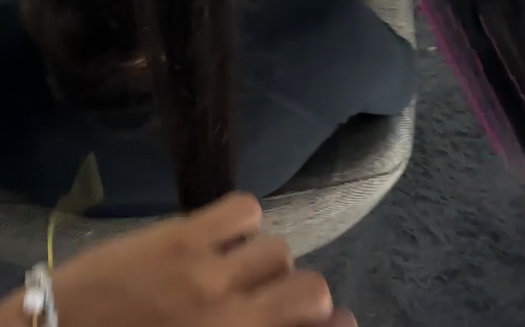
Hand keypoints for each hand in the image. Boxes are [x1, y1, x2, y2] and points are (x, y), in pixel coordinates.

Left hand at [0, 193, 352, 326]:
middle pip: (310, 291)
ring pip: (278, 248)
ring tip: (241, 264)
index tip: (341, 321)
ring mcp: (210, 277)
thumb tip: (280, 314)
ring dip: (267, 258)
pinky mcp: (183, 238)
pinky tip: (224, 233)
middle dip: (305, 295)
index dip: (334, 325)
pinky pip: (243, 208)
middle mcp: (235, 319)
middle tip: (283, 295)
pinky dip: (244, 219)